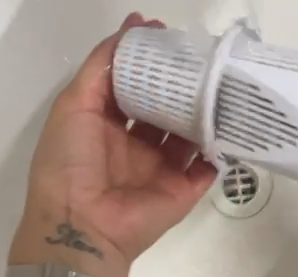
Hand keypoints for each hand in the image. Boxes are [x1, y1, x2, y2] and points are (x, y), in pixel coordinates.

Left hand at [10, 14, 219, 276]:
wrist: (81, 225)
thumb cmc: (69, 162)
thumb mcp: (74, 102)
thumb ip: (102, 65)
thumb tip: (134, 29)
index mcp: (106, 124)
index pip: (134, 85)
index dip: (148, 60)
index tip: (165, 35)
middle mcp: (136, 146)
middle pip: (164, 106)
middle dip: (179, 81)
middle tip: (198, 55)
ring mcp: (161, 169)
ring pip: (188, 133)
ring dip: (202, 108)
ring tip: (217, 80)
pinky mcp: (182, 191)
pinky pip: (205, 167)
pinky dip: (218, 147)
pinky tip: (228, 120)